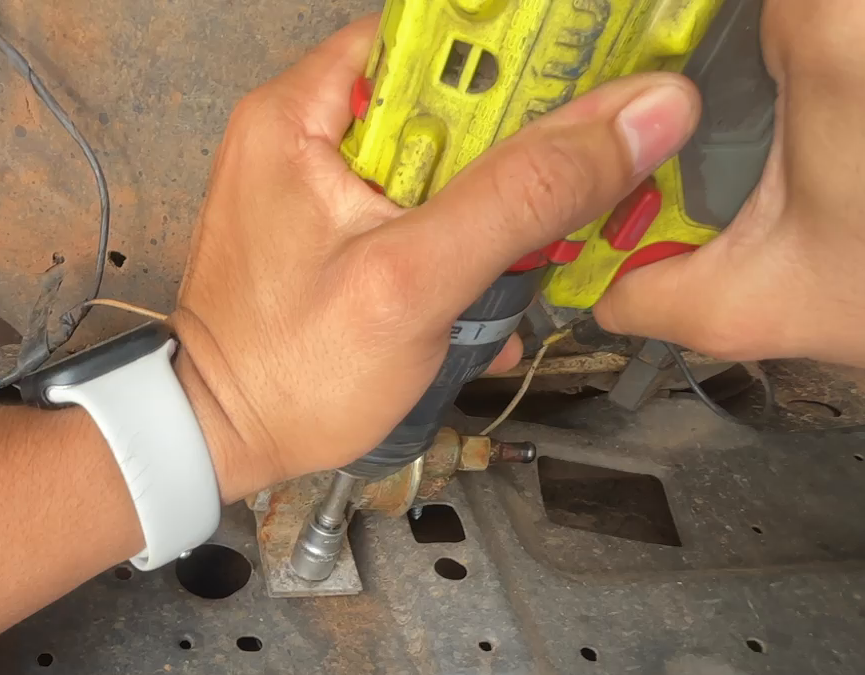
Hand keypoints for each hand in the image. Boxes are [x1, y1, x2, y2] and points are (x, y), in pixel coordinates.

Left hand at [171, 18, 700, 501]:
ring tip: (515, 277)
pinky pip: (403, 224)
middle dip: (512, 166)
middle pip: (443, 110)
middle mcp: (298, 138)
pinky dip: (445, 257)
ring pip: (431, 174)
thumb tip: (644, 111)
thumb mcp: (414, 281)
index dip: (526, 61)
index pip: (438, 38)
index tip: (592, 100)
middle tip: (559, 212)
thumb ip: (525, 193)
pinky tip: (472, 309)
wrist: (220, 443)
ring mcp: (307, 196)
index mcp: (301, 113)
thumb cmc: (291, 374)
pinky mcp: (319, 244)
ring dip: (485, 223)